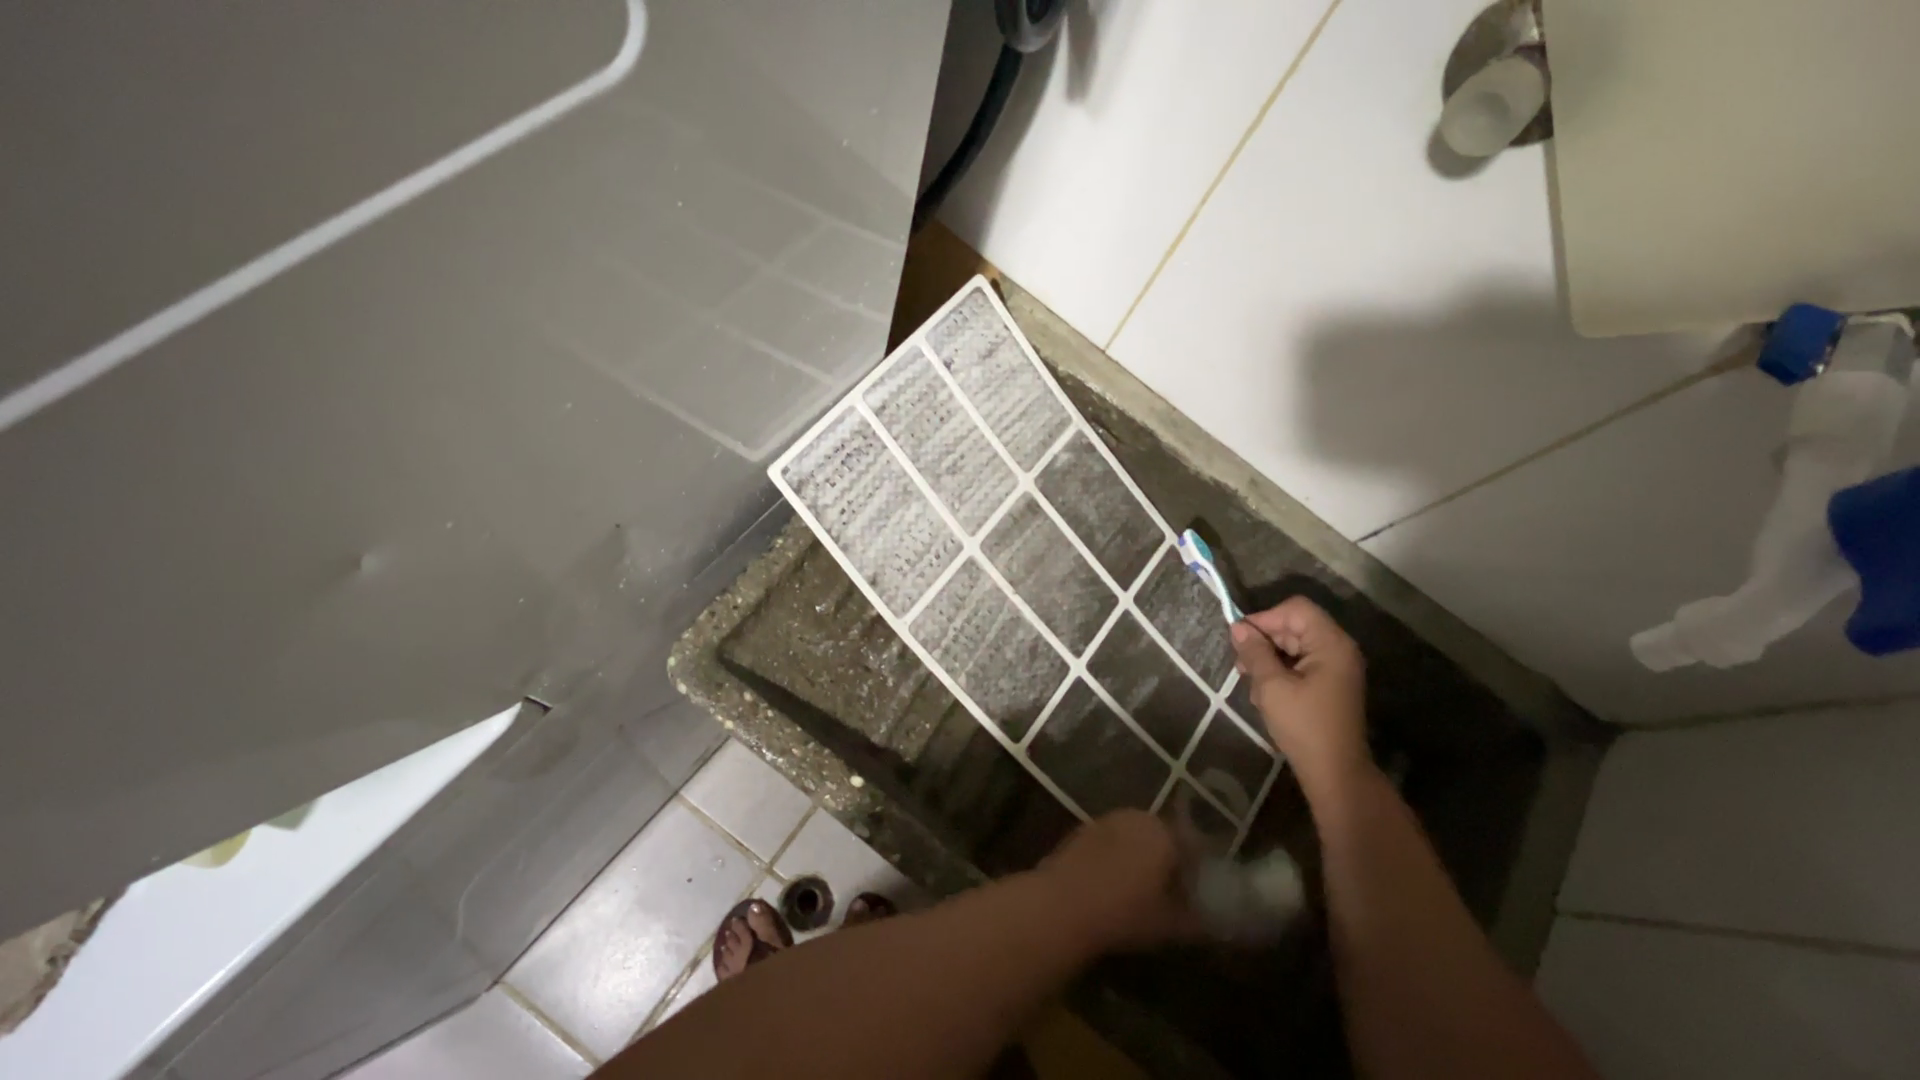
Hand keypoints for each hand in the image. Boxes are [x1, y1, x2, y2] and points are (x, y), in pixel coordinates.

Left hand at [1035, 810, 1197, 951]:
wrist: (1059, 907)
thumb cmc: (1123, 913)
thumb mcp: (1169, 925)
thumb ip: (1197, 921)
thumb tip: (1214, 922)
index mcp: (1163, 832)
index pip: (1194, 846)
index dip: (1199, 872)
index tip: (1199, 896)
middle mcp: (1135, 817)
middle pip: (1163, 838)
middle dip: (1169, 862)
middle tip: (1171, 895)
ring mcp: (1104, 822)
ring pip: (1134, 838)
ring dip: (1140, 858)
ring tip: (1141, 893)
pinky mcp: (1078, 833)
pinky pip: (1108, 844)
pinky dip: (1115, 859)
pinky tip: (1110, 887)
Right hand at [1230, 597, 1371, 800]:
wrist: (1334, 771)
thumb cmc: (1303, 725)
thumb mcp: (1272, 687)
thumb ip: (1255, 653)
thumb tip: (1238, 627)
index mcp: (1331, 644)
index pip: (1296, 609)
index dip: (1265, 618)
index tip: (1240, 638)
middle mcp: (1338, 649)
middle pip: (1296, 626)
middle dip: (1265, 640)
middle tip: (1241, 664)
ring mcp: (1336, 667)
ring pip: (1295, 645)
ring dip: (1270, 658)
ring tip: (1251, 682)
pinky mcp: (1330, 684)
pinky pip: (1301, 664)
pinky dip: (1281, 671)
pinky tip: (1265, 693)